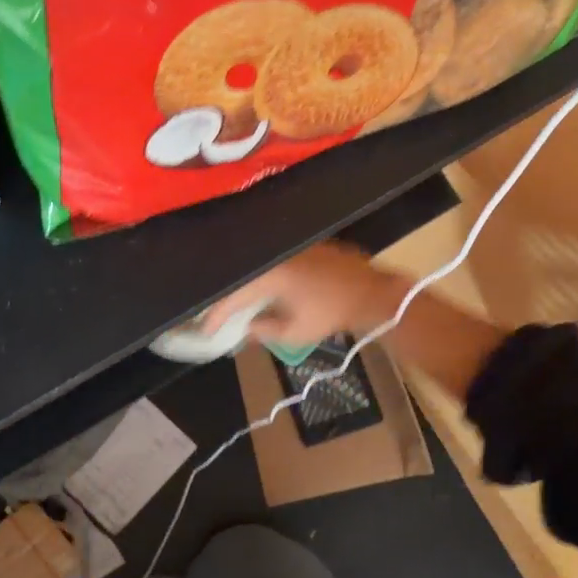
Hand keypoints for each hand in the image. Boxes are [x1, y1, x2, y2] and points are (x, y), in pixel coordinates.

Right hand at [203, 241, 406, 344]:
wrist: (371, 292)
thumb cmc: (332, 314)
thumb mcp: (294, 332)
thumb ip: (264, 329)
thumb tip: (246, 327)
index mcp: (270, 274)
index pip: (233, 295)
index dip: (216, 314)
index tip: (207, 330)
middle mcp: (275, 255)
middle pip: (240, 273)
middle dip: (224, 294)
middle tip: (214, 311)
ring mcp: (290, 247)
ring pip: (255, 265)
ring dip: (243, 282)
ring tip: (233, 299)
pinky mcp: (302, 246)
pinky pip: (272, 259)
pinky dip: (261, 273)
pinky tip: (260, 285)